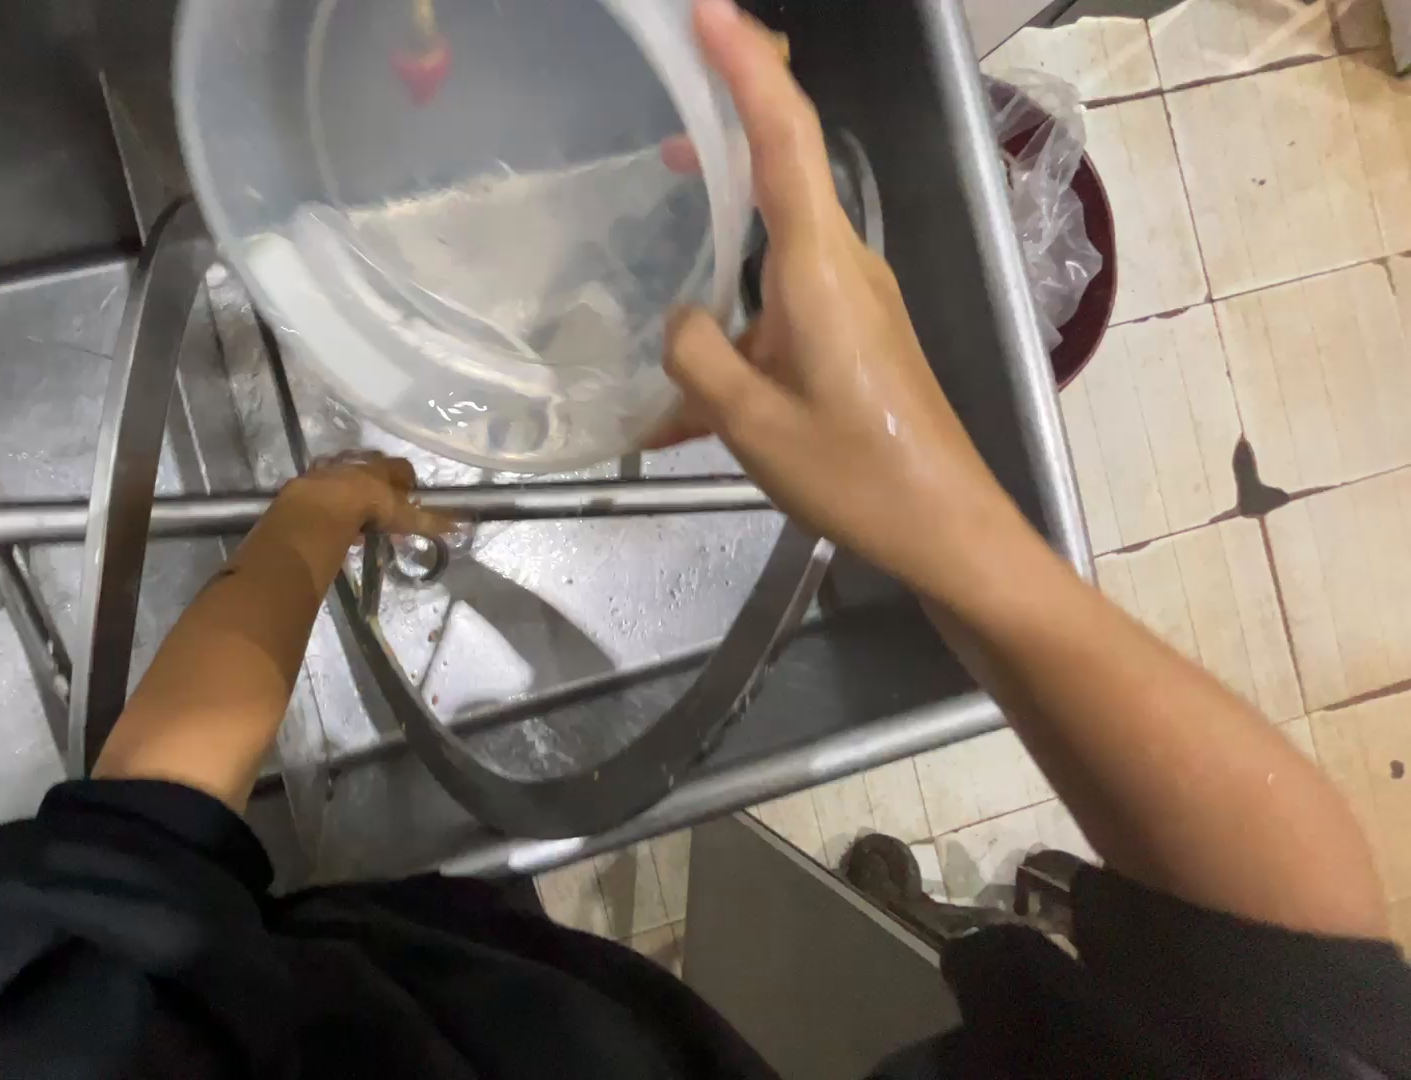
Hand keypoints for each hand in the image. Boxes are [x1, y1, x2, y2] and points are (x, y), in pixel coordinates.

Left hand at [281, 452, 451, 536]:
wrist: (326, 503)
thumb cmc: (372, 507)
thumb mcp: (404, 516)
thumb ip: (429, 522)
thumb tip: (460, 526)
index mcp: (384, 468)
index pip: (403, 468)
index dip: (408, 481)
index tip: (410, 495)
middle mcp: (360, 463)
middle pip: (373, 469)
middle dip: (378, 486)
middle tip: (382, 507)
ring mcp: (333, 469)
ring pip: (346, 477)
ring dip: (352, 493)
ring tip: (356, 517)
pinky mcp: (311, 481)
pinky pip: (323, 489)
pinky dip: (329, 502)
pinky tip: (332, 519)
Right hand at [650, 0, 1028, 596]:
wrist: (942, 525)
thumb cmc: (851, 471)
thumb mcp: (749, 421)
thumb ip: (697, 355)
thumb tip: (682, 317)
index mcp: (821, 271)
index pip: (786, 140)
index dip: (747, 68)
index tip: (706, 14)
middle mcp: (843, 265)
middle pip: (789, 165)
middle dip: (732, 125)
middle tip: (669, 115)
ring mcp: (852, 298)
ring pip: (778, 235)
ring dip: (726, 217)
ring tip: (668, 215)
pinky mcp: (851, 331)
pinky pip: (781, 297)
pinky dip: (735, 304)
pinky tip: (693, 366)